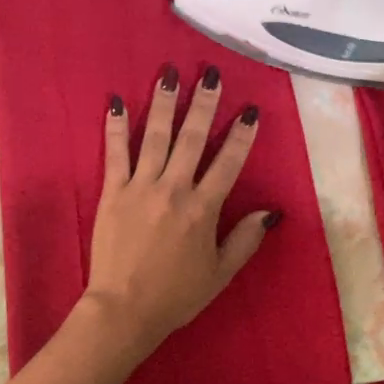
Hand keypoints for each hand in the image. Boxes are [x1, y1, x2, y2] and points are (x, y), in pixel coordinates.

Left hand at [84, 63, 275, 351]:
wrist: (124, 309)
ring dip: (164, 103)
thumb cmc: (175, 296)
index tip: (250, 109)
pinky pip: (115, 153)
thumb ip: (244, 240)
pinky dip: (115, 126)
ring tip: (169, 74)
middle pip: (193, 139)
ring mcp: (140, 187)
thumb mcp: (220, 274)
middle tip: (211, 74)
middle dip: (204, 103)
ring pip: (155, 136)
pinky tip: (115, 102)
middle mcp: (174, 189)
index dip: (242, 135)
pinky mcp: (112, 191)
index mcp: (204, 209)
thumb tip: (271, 212)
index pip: (228, 163)